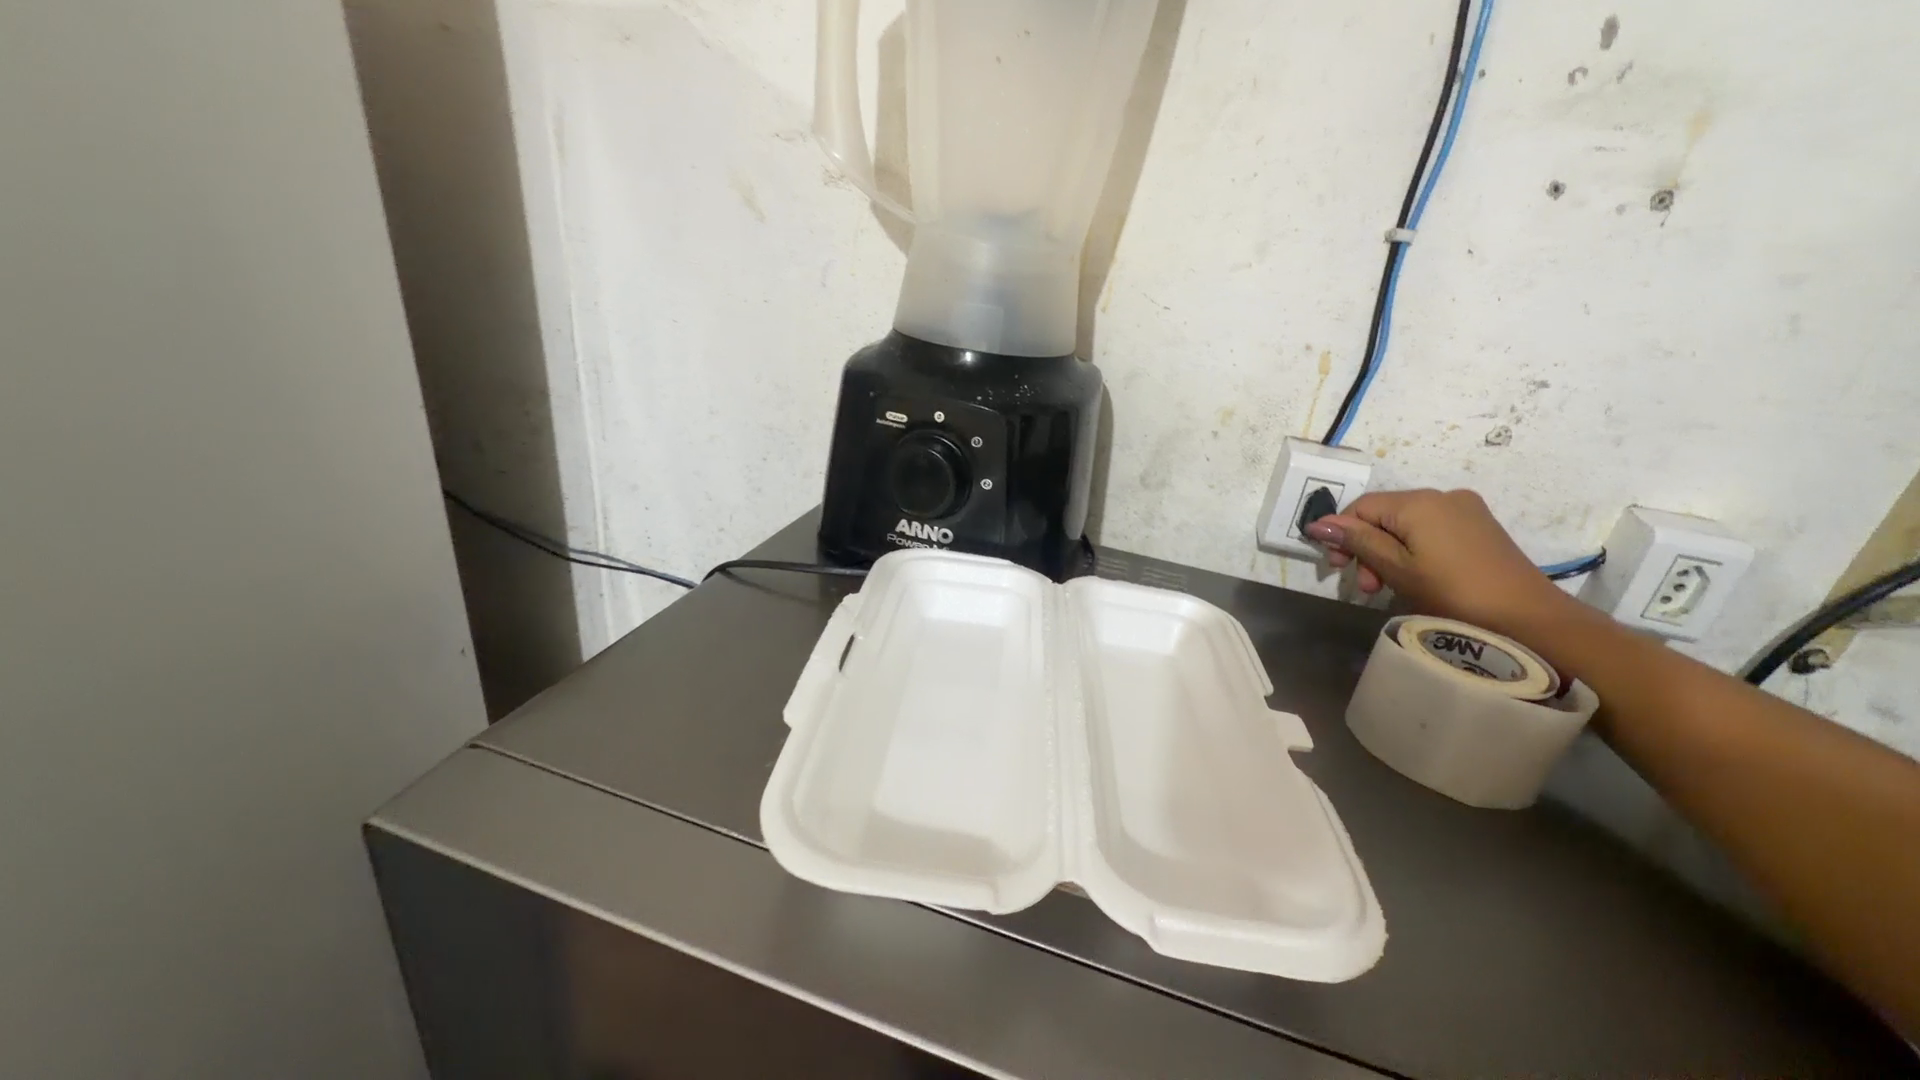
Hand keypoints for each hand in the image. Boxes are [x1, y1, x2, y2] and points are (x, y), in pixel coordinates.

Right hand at [1304, 489, 1573, 635]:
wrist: (1528, 617)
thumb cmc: (1454, 592)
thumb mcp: (1398, 569)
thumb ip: (1358, 542)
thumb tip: (1317, 523)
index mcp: (1418, 502)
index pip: (1361, 507)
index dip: (1342, 534)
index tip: (1338, 570)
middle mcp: (1442, 496)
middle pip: (1384, 515)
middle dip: (1367, 548)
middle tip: (1368, 588)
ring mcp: (1465, 510)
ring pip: (1407, 525)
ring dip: (1388, 554)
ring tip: (1389, 589)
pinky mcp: (1480, 527)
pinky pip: (1431, 531)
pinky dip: (1414, 551)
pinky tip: (1417, 579)